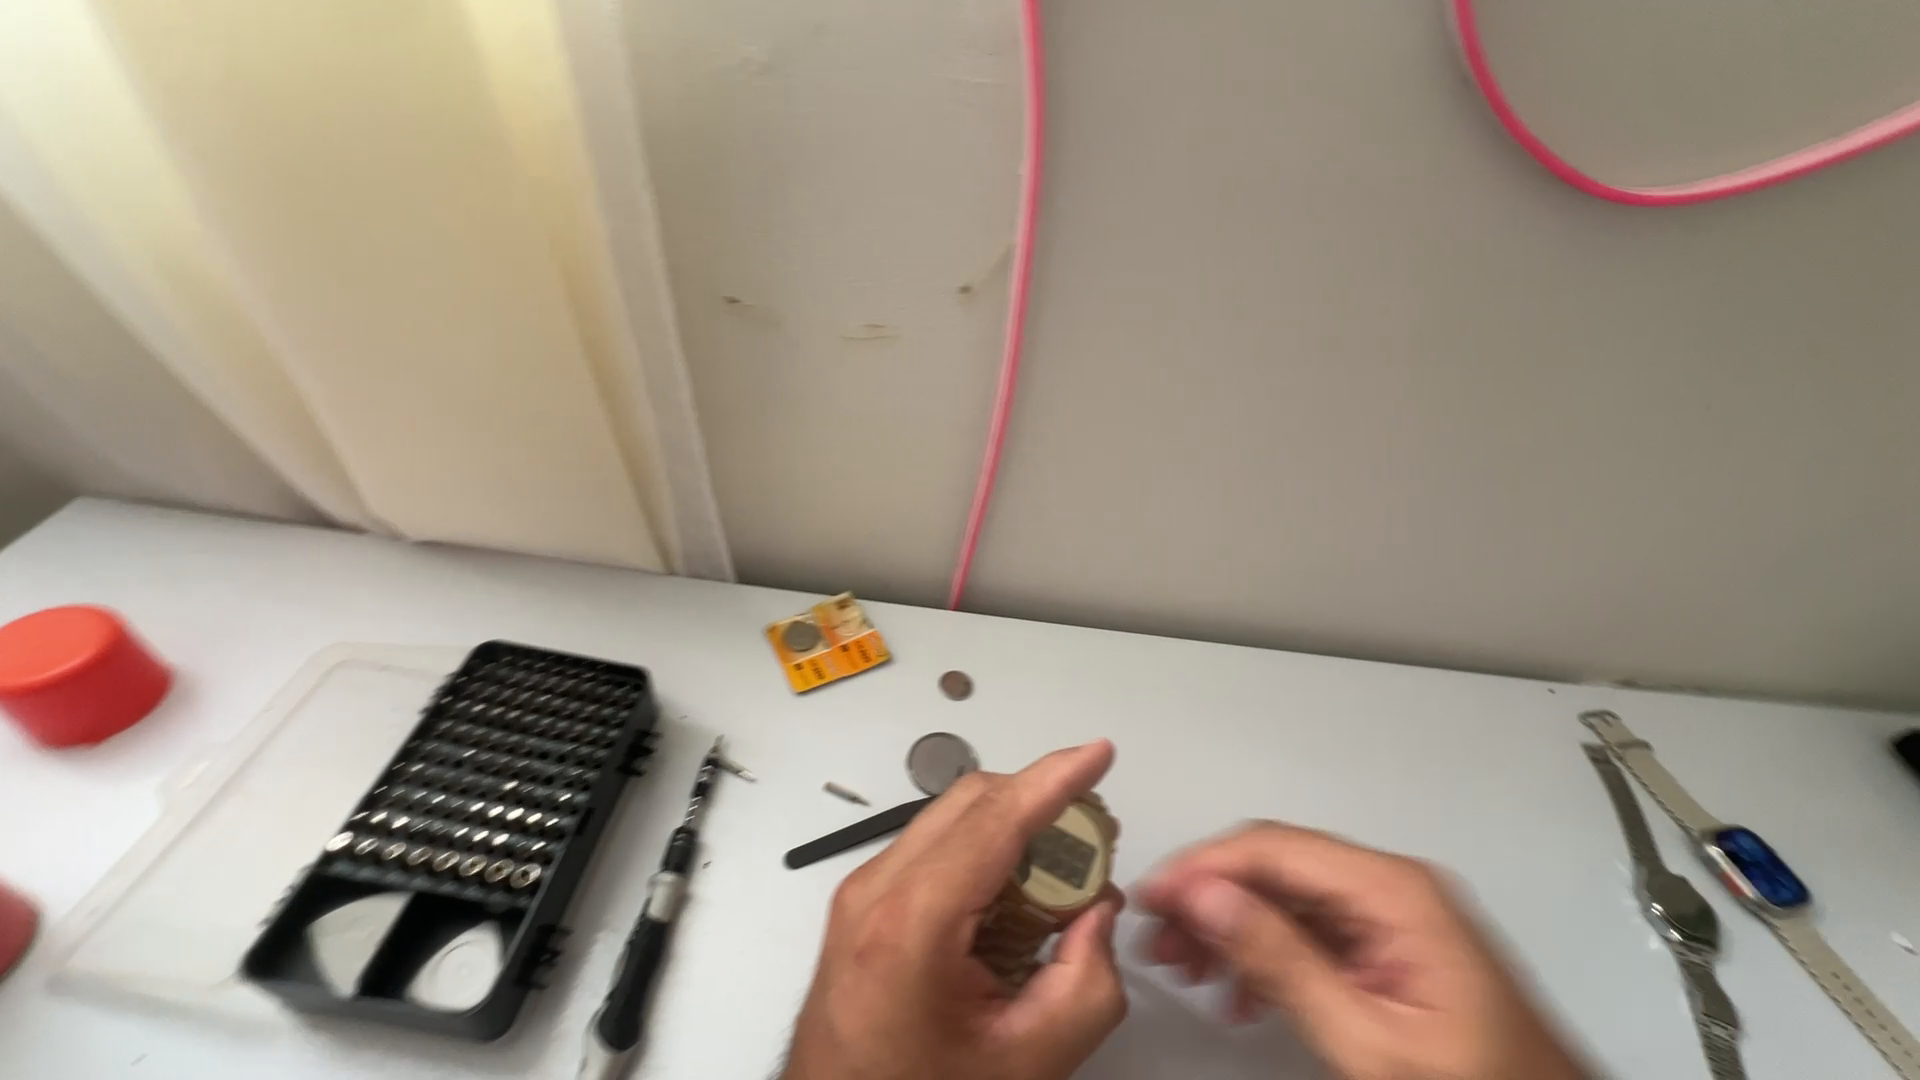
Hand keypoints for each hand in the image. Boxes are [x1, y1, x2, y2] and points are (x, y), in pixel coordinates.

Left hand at [783, 741, 1126, 1079]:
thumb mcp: (1028, 1062)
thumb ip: (1087, 985)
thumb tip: (1098, 911)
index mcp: (912, 922)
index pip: (996, 820)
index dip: (1054, 779)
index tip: (1098, 753)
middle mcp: (876, 887)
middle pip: (971, 802)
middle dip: (1039, 798)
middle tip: (1097, 831)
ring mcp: (862, 889)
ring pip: (950, 816)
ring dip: (1012, 822)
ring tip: (1063, 865)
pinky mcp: (861, 899)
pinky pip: (933, 845)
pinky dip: (983, 848)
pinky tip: (1015, 891)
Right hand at [1135, 823, 1589, 1079]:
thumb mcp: (1367, 1043)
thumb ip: (1281, 961)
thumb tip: (1202, 894)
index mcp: (1393, 890)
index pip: (1272, 848)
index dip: (1203, 867)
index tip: (1149, 899)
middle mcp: (1388, 884)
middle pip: (1273, 867)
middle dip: (1208, 900)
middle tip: (1156, 942)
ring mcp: (1388, 915)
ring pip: (1282, 897)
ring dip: (1227, 927)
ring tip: (1183, 969)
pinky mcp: (1386, 947)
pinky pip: (1308, 931)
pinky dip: (1263, 953)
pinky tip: (1236, 992)